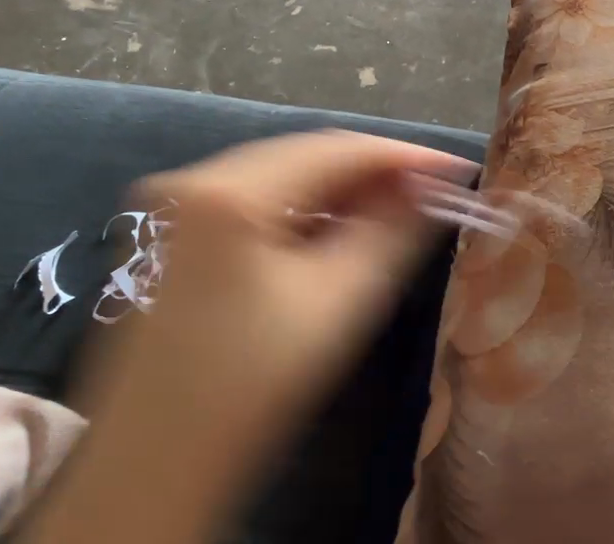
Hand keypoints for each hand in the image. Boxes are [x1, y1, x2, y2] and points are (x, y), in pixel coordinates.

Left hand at [22, 131, 477, 543]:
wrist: (152, 463)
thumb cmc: (255, 381)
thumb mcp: (342, 298)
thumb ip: (397, 228)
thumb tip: (439, 185)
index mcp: (229, 193)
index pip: (339, 150)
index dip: (408, 158)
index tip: (461, 172)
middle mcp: (194, 180)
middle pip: (310, 154)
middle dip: (378, 171)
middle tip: (436, 192)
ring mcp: (177, 206)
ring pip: (287, 174)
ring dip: (346, 188)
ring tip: (401, 209)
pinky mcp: (175, 232)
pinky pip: (261, 197)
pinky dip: (310, 207)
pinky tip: (345, 227)